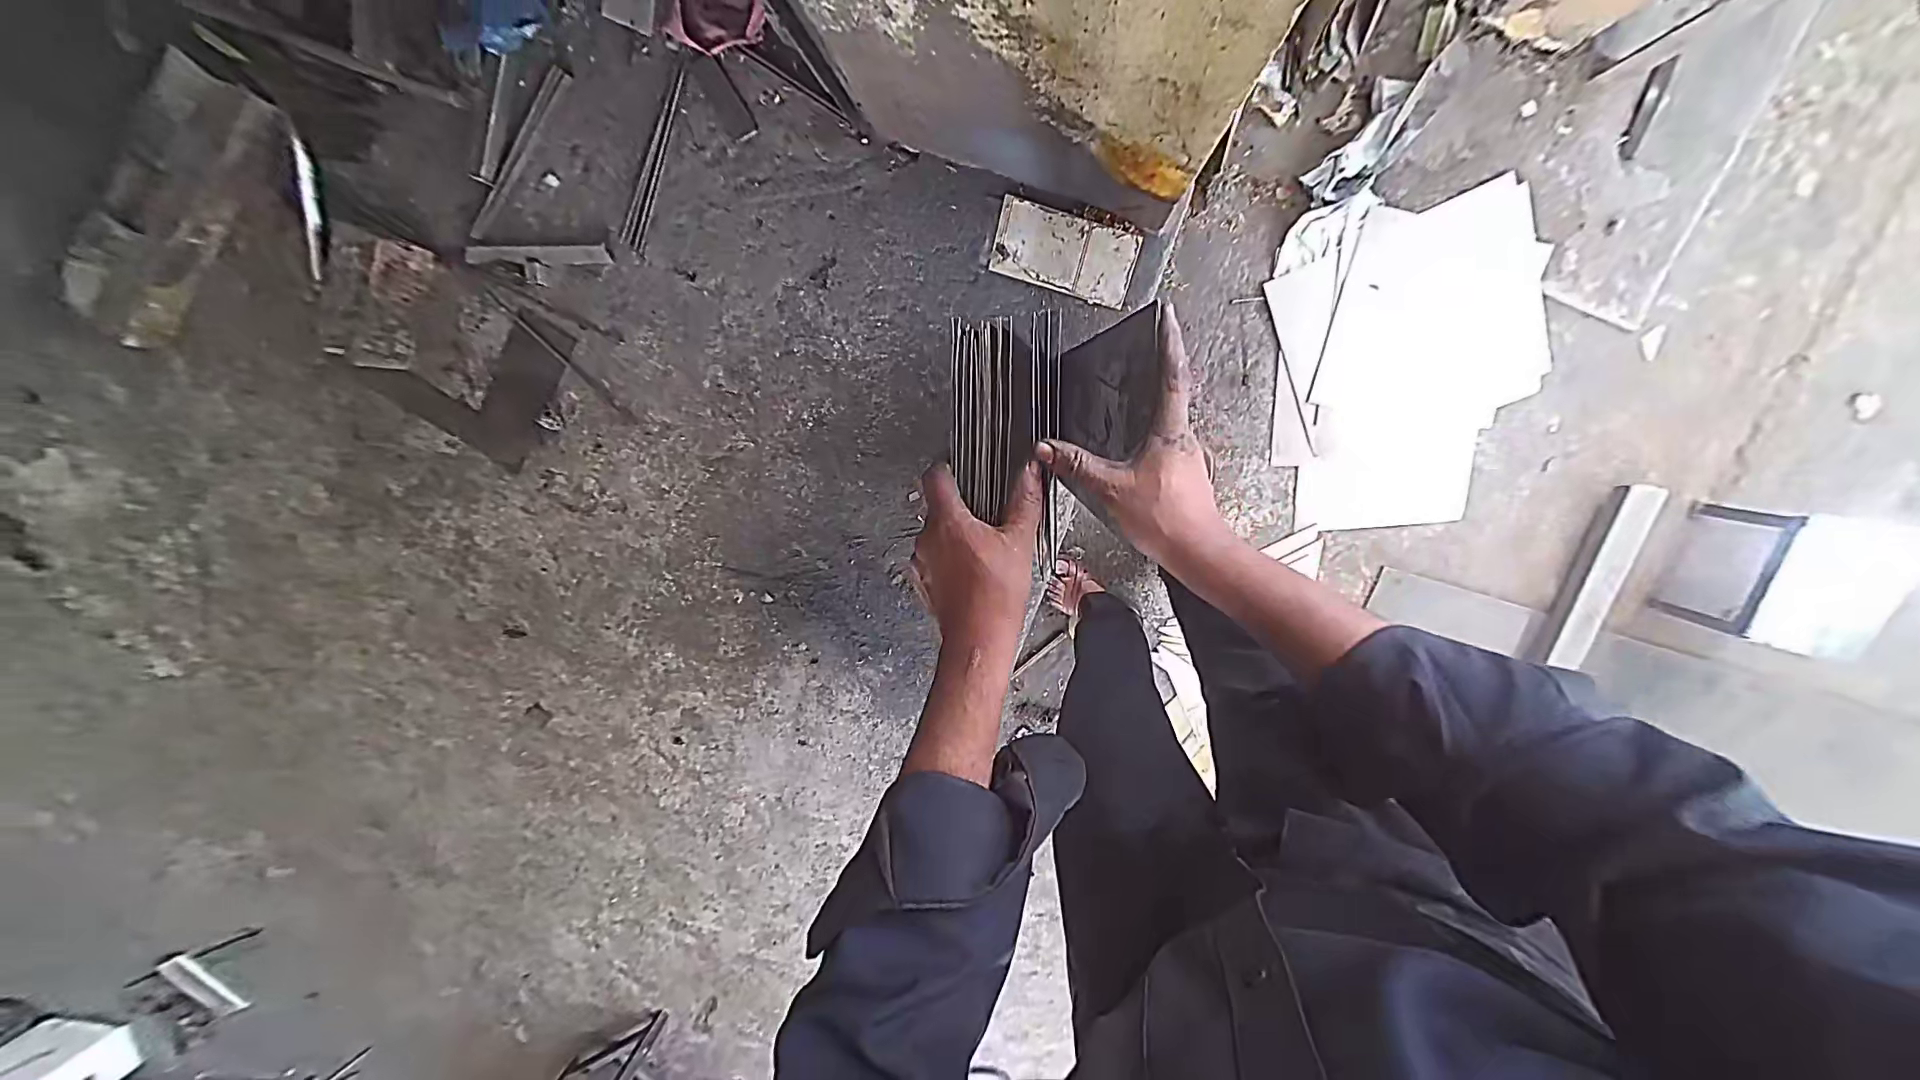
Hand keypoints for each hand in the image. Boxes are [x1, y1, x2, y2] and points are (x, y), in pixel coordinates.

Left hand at [910, 459, 1042, 648]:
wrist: (979, 638)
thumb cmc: (995, 597)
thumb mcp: (1020, 541)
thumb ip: (1024, 501)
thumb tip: (1030, 474)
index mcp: (947, 521)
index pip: (934, 477)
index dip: (947, 468)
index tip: (959, 469)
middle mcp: (927, 539)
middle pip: (936, 507)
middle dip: (959, 508)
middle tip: (984, 517)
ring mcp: (921, 563)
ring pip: (935, 536)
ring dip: (954, 536)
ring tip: (983, 548)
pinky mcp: (923, 582)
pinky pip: (934, 560)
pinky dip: (950, 559)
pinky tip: (973, 569)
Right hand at [1036, 304, 1228, 565]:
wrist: (1197, 551)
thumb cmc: (1167, 521)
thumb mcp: (1112, 489)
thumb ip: (1077, 466)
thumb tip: (1049, 449)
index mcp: (1170, 432)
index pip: (1172, 375)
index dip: (1169, 342)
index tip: (1167, 317)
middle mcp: (1185, 438)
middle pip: (1178, 391)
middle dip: (1167, 365)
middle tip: (1158, 343)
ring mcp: (1189, 456)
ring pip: (1175, 418)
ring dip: (1162, 400)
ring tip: (1146, 387)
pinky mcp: (1187, 473)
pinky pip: (1171, 442)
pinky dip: (1157, 432)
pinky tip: (1144, 443)